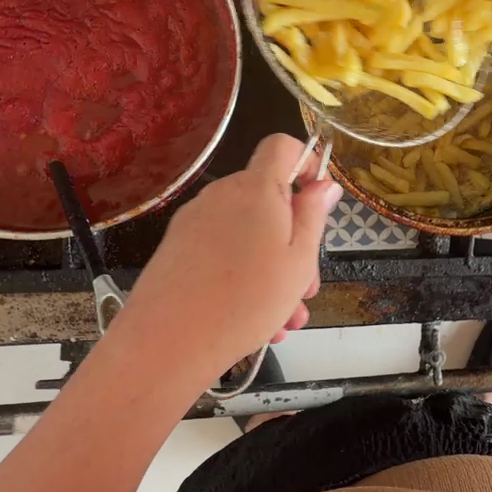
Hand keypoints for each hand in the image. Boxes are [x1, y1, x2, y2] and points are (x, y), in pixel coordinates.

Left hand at [113, 134, 341, 383]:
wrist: (167, 344)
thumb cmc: (245, 301)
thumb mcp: (300, 260)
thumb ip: (314, 216)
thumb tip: (324, 185)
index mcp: (257, 189)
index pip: (282, 147)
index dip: (306, 163)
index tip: (319, 199)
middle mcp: (222, 194)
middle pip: (269, 199)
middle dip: (295, 238)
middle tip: (307, 286)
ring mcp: (196, 220)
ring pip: (249, 232)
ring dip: (273, 267)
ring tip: (286, 318)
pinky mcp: (178, 247)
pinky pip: (224, 250)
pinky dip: (244, 274)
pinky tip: (257, 322)